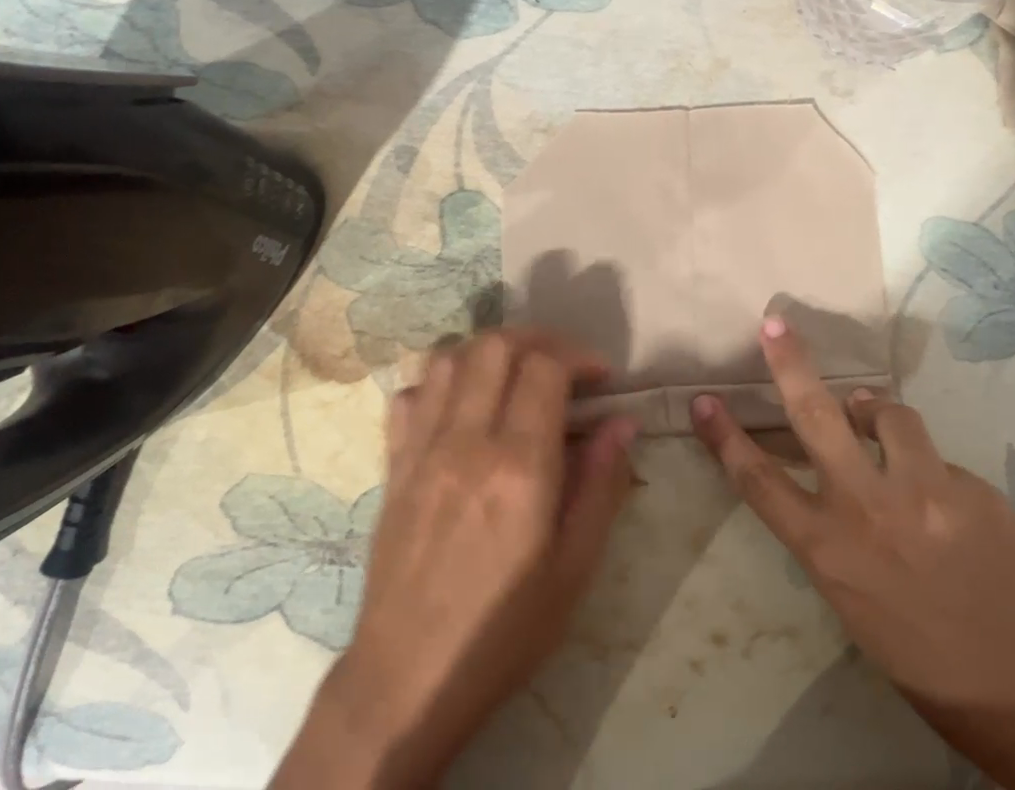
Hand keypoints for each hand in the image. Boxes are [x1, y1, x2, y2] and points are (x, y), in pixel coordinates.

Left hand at [275, 329, 638, 789]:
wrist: (409, 675)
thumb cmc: (505, 631)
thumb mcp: (574, 568)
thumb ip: (601, 485)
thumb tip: (622, 423)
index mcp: (517, 467)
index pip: (544, 368)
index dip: (579, 357)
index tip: (602, 380)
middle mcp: (464, 442)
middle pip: (493, 346)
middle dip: (538, 340)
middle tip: (566, 367)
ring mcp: (420, 450)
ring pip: (447, 358)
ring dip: (488, 352)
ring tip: (518, 379)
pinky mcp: (392, 467)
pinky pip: (410, 395)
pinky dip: (441, 381)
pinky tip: (464, 409)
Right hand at [688, 316, 1014, 716]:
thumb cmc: (923, 659)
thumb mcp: (852, 602)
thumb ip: (835, 536)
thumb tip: (840, 477)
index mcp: (826, 550)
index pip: (759, 481)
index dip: (725, 438)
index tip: (703, 401)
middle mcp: (867, 510)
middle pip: (817, 417)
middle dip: (792, 364)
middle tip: (776, 322)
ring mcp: (924, 492)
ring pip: (889, 415)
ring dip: (875, 409)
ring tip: (875, 416)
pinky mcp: (971, 487)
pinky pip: (937, 458)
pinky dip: (927, 465)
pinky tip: (944, 499)